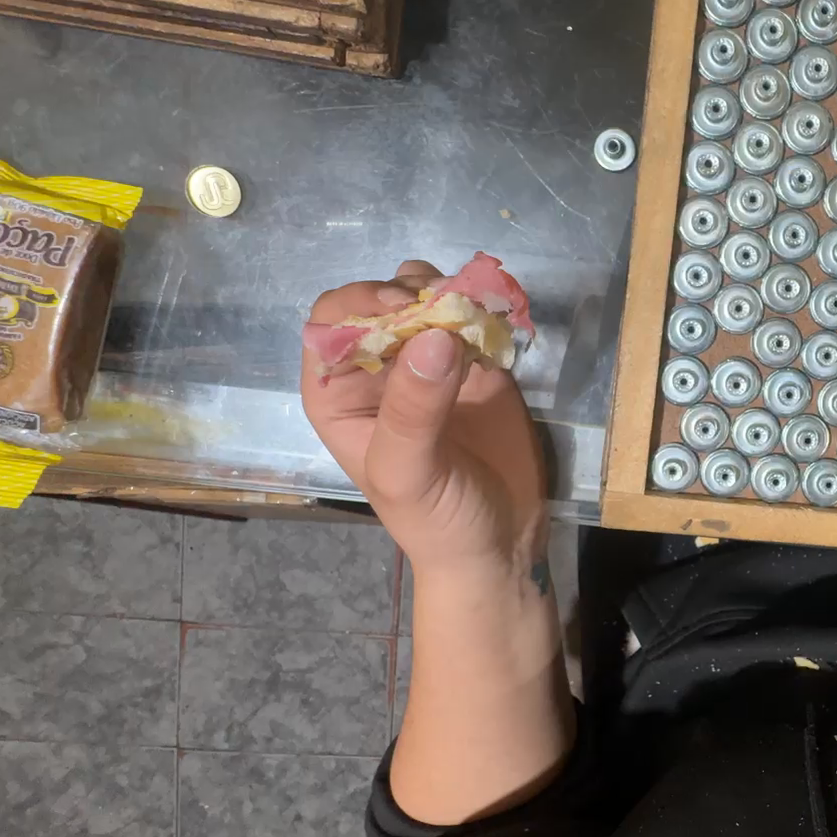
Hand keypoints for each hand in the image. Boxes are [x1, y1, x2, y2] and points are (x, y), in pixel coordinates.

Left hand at [300, 260, 545, 577]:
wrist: (501, 544)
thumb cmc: (436, 520)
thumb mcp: (409, 473)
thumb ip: (413, 410)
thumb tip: (436, 336)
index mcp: (342, 394)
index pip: (334, 325)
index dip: (362, 304)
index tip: (404, 308)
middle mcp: (383, 371)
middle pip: (384, 302)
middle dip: (413, 293)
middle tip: (450, 305)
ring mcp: (435, 366)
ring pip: (430, 302)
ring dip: (451, 293)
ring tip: (476, 309)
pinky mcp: (483, 368)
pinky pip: (478, 322)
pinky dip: (489, 310)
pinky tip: (502, 318)